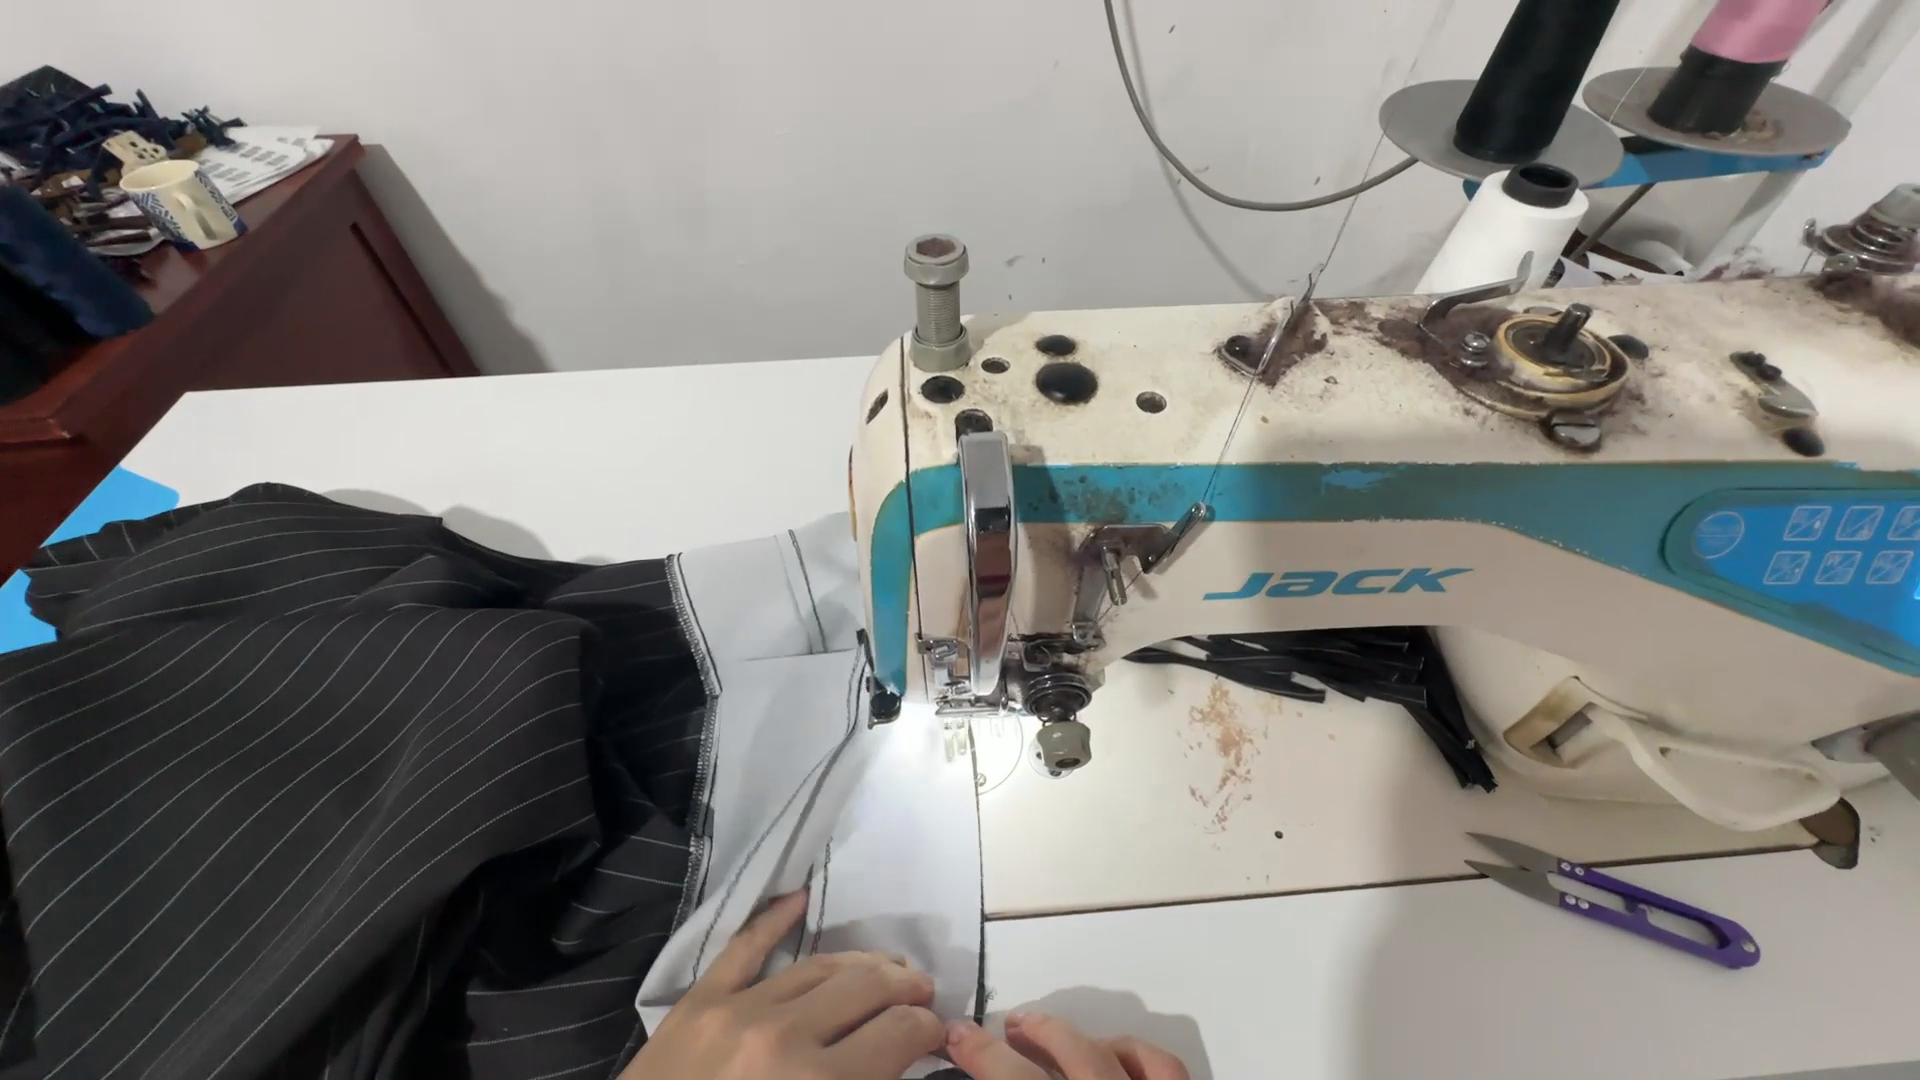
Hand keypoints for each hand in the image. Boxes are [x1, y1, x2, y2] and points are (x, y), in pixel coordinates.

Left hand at [621, 891, 944, 1079]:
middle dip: (904, 989)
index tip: (936, 1031)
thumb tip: (897, 1064)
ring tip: (885, 968)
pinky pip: (743, 948)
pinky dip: (772, 921)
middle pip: (866, 990)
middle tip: (921, 992)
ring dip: (861, 964)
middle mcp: (783, 1037)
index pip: (896, 1036)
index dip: (926, 1029)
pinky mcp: (698, 1002)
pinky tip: (799, 899)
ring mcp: (737, 1010)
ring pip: (819, 966)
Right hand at [945, 1012, 1189, 1079]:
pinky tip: (1113, 1053)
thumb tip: (988, 1071)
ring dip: (1074, 1036)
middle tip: (1003, 1028)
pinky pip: (1163, 1068)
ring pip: (1114, 1053)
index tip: (958, 1034)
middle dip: (1032, 1033)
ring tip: (1047, 1032)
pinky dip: (1134, 1052)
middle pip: (1071, 1055)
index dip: (985, 1056)